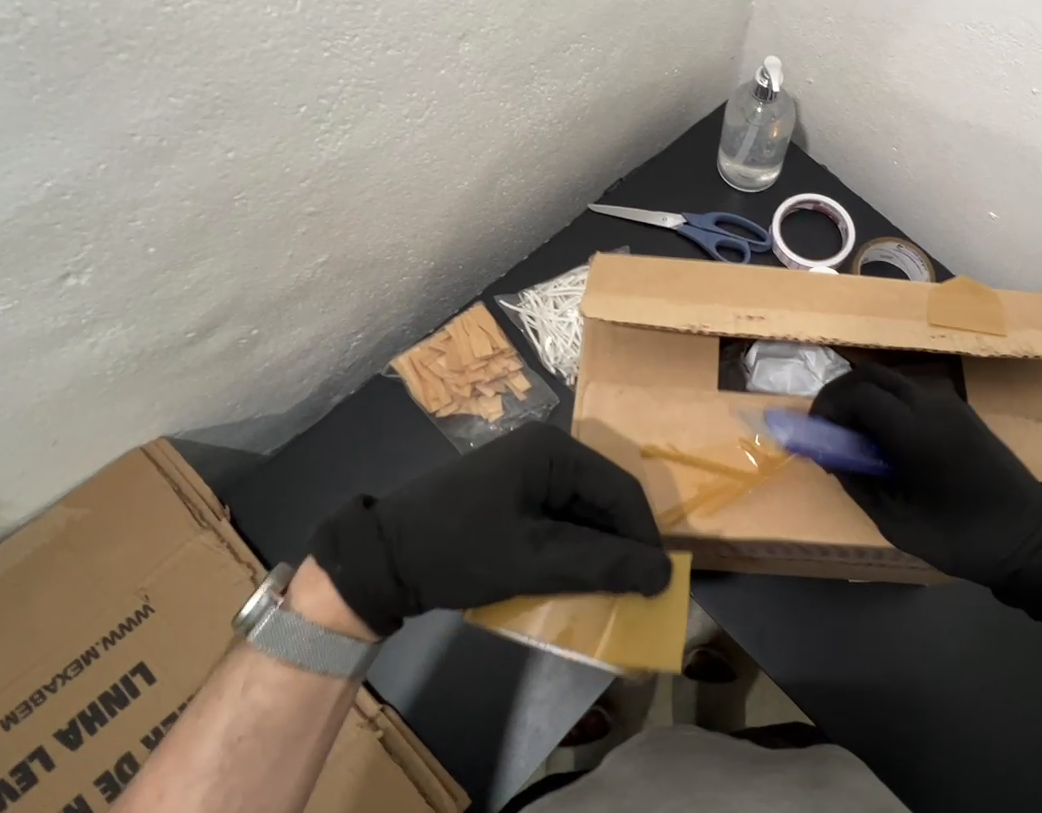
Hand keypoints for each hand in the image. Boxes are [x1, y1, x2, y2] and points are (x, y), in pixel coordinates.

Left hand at [306, 424, 671, 635]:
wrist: (375, 562)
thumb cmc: (455, 551)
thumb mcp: (531, 561)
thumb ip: (600, 565)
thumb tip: (666, 575)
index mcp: (553, 450)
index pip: (620, 490)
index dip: (644, 537)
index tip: (658, 582)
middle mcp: (546, 452)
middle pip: (603, 500)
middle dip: (620, 546)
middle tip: (636, 591)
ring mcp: (528, 473)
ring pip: (583, 513)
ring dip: (596, 552)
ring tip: (610, 591)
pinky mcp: (513, 496)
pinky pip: (559, 521)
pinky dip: (571, 551)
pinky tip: (575, 581)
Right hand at [810, 363, 1041, 621]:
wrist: (1030, 536)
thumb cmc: (961, 538)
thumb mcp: (897, 522)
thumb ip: (857, 482)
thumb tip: (829, 455)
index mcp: (915, 431)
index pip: (855, 395)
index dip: (826, 408)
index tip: (813, 434)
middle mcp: (930, 404)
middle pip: (869, 375)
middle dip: (839, 395)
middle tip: (825, 429)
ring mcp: (949, 403)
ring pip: (890, 379)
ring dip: (862, 397)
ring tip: (851, 437)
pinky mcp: (960, 410)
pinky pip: (910, 391)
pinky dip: (885, 402)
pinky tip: (883, 439)